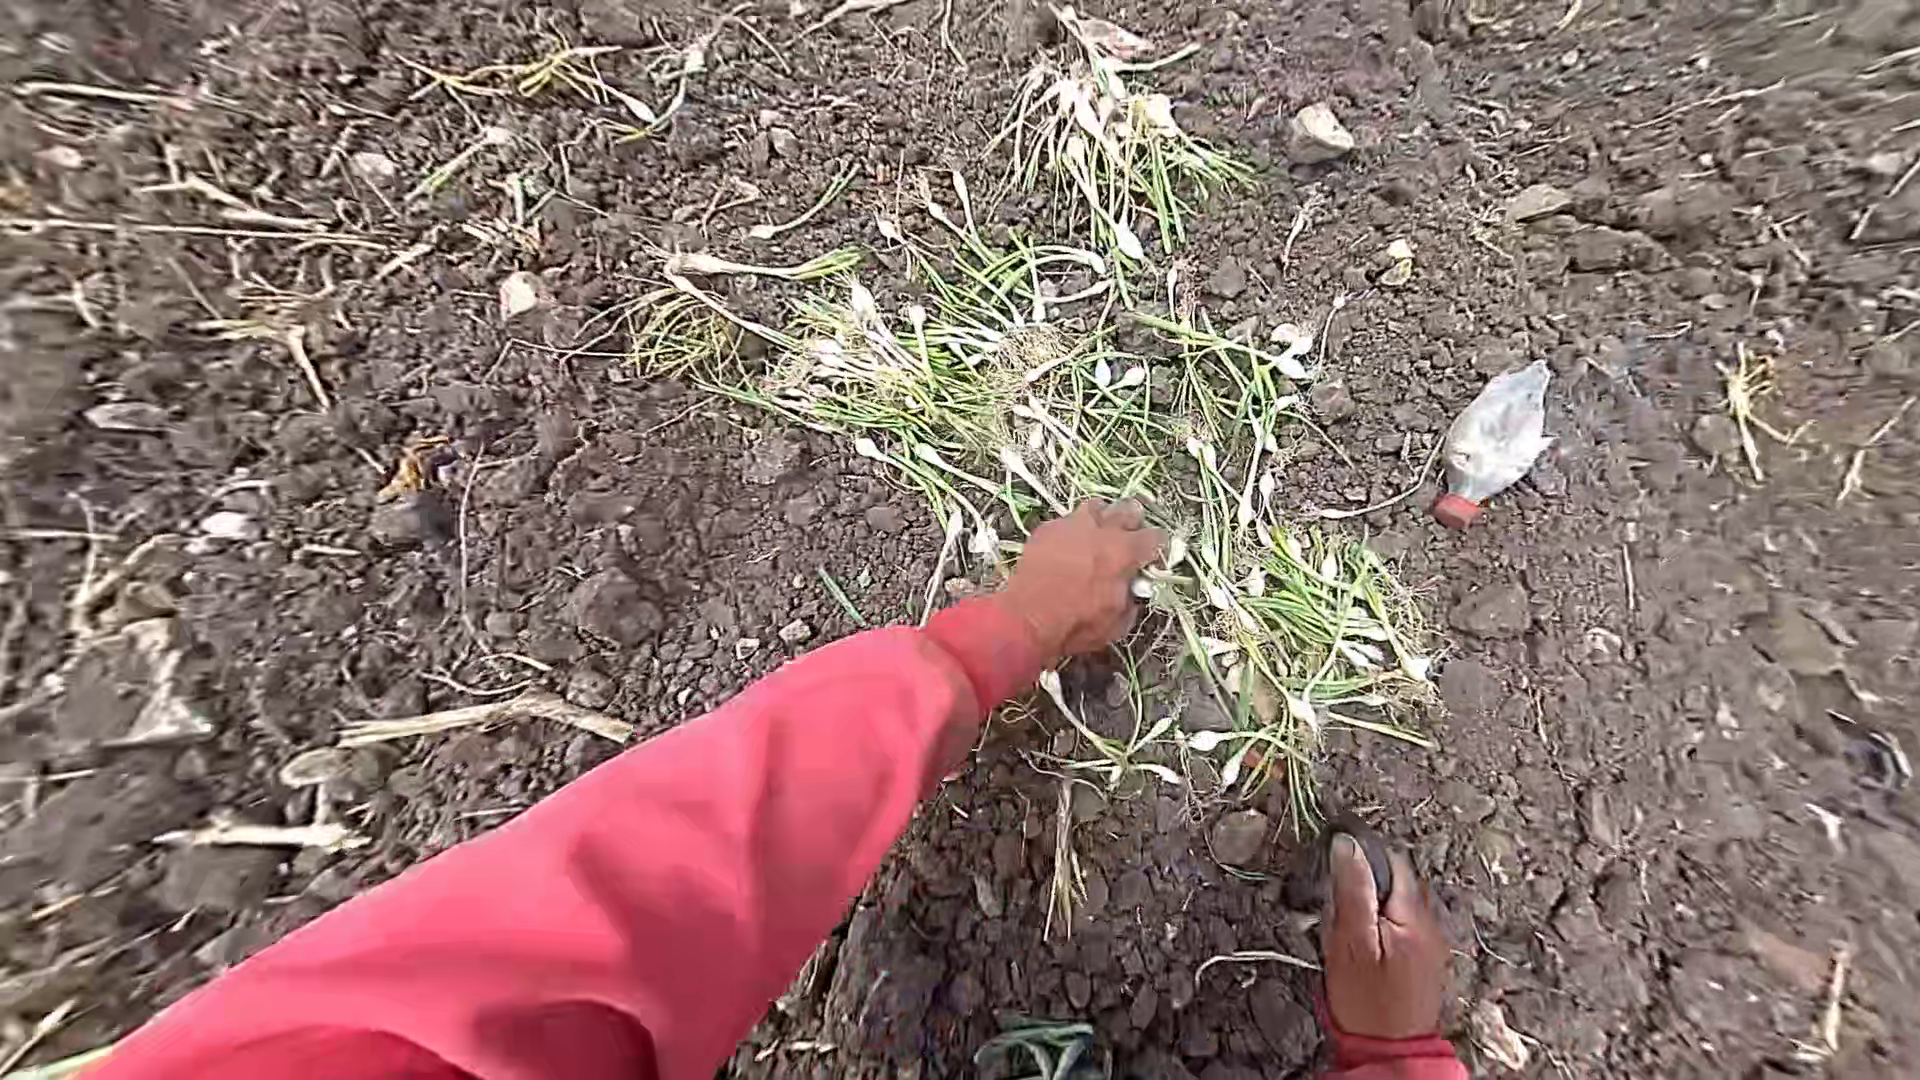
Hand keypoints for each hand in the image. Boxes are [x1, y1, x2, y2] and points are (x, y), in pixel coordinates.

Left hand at [998, 498, 1164, 659]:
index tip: (1153, 556)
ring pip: (1095, 507)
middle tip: (1128, 536)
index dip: (1157, 547)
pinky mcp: (1047, 529)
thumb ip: (1131, 599)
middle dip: (1133, 522)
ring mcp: (1072, 525)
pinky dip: (1071, 530)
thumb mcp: (1117, 624)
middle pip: (1127, 510)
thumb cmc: (1075, 624)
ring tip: (1098, 533)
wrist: (1027, 618)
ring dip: (1101, 517)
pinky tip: (1067, 545)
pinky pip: (1065, 521)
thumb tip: (1131, 590)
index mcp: (1125, 552)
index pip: (1155, 537)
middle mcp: (1101, 531)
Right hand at [1321, 834, 1449, 1039]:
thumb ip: (1352, 888)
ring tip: (1341, 917)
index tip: (1332, 853)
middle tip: (1333, 895)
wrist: (1387, 1052)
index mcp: (1415, 917)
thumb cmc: (1365, 996)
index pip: (1391, 860)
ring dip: (1365, 897)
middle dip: (1361, 877)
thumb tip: (1347, 844)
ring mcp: (1427, 942)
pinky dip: (1373, 916)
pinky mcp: (1418, 956)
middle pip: (1392, 878)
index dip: (1361, 851)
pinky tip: (1355, 933)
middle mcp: (1429, 925)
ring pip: (1391, 898)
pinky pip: (1394, 919)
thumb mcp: (1351, 938)